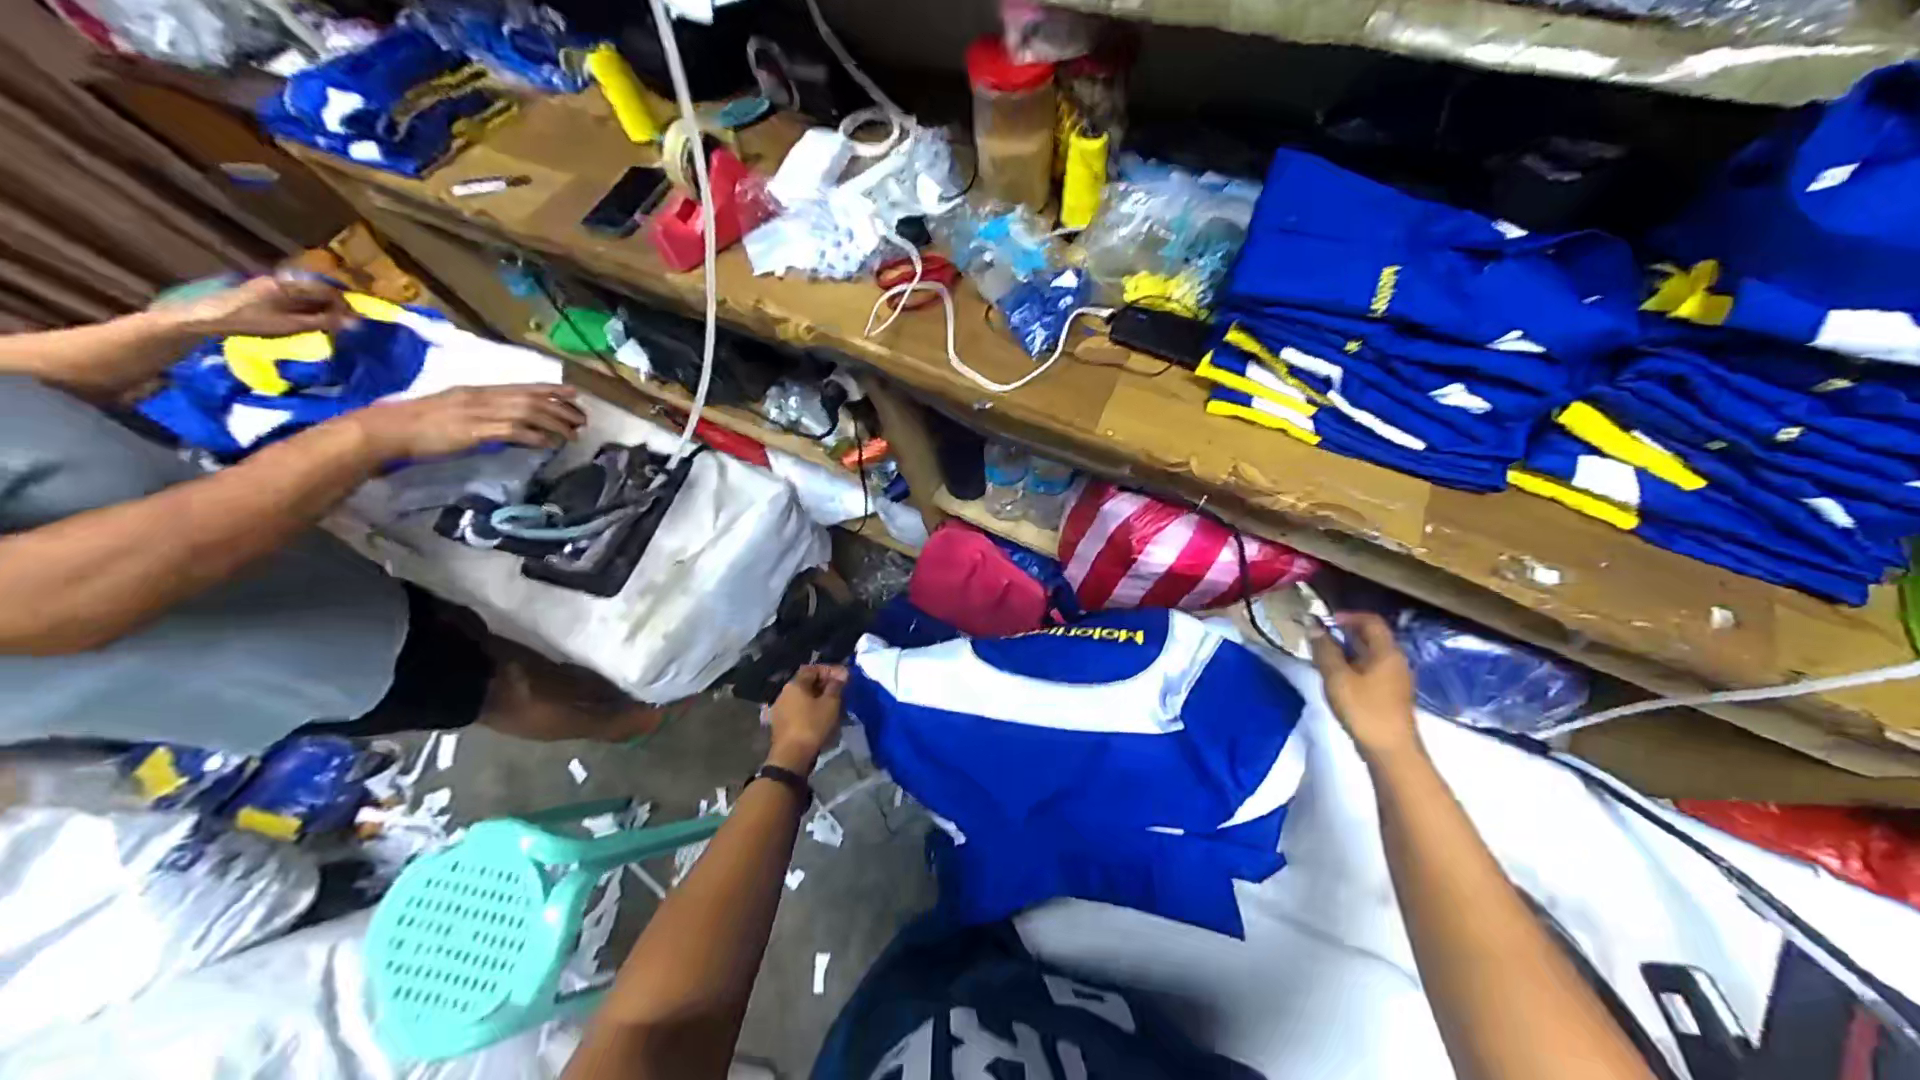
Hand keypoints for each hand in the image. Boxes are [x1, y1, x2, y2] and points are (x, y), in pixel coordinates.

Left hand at [169, 275, 355, 337]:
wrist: (205, 317)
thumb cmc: (249, 322)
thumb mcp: (291, 325)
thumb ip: (323, 322)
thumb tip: (355, 323)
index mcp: (289, 285)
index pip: (328, 291)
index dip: (345, 306)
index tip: (355, 322)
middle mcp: (281, 280)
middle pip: (318, 290)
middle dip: (335, 306)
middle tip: (344, 324)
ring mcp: (270, 284)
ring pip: (307, 294)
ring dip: (321, 307)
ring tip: (328, 324)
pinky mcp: (263, 291)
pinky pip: (295, 296)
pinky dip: (307, 307)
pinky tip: (308, 319)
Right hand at [343, 384, 587, 460]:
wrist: (387, 430)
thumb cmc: (416, 425)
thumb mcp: (454, 411)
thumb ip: (480, 414)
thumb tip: (506, 424)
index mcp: (477, 391)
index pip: (523, 387)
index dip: (552, 390)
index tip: (575, 395)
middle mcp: (482, 397)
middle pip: (533, 399)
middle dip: (563, 408)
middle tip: (583, 419)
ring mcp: (480, 413)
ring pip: (530, 413)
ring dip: (556, 424)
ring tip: (574, 434)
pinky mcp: (477, 431)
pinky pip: (515, 431)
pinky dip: (537, 437)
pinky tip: (550, 444)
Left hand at [766, 664, 847, 771]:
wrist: (792, 756)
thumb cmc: (812, 725)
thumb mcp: (830, 704)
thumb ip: (836, 686)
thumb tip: (842, 673)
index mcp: (794, 685)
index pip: (813, 669)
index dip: (830, 670)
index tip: (844, 677)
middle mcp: (784, 693)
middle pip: (806, 682)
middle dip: (825, 684)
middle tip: (841, 691)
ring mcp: (780, 709)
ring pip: (803, 697)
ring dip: (818, 697)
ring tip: (834, 704)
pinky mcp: (781, 723)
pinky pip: (798, 709)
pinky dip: (810, 709)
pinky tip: (821, 716)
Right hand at [1310, 612, 1420, 763]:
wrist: (1390, 751)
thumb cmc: (1364, 710)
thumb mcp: (1337, 678)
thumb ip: (1324, 650)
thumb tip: (1313, 626)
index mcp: (1386, 652)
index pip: (1370, 621)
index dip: (1347, 616)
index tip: (1323, 621)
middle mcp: (1395, 661)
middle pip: (1371, 637)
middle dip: (1344, 633)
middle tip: (1318, 638)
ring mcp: (1395, 679)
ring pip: (1369, 654)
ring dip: (1346, 650)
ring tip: (1322, 657)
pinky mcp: (1390, 695)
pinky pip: (1371, 670)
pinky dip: (1352, 666)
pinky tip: (1336, 678)